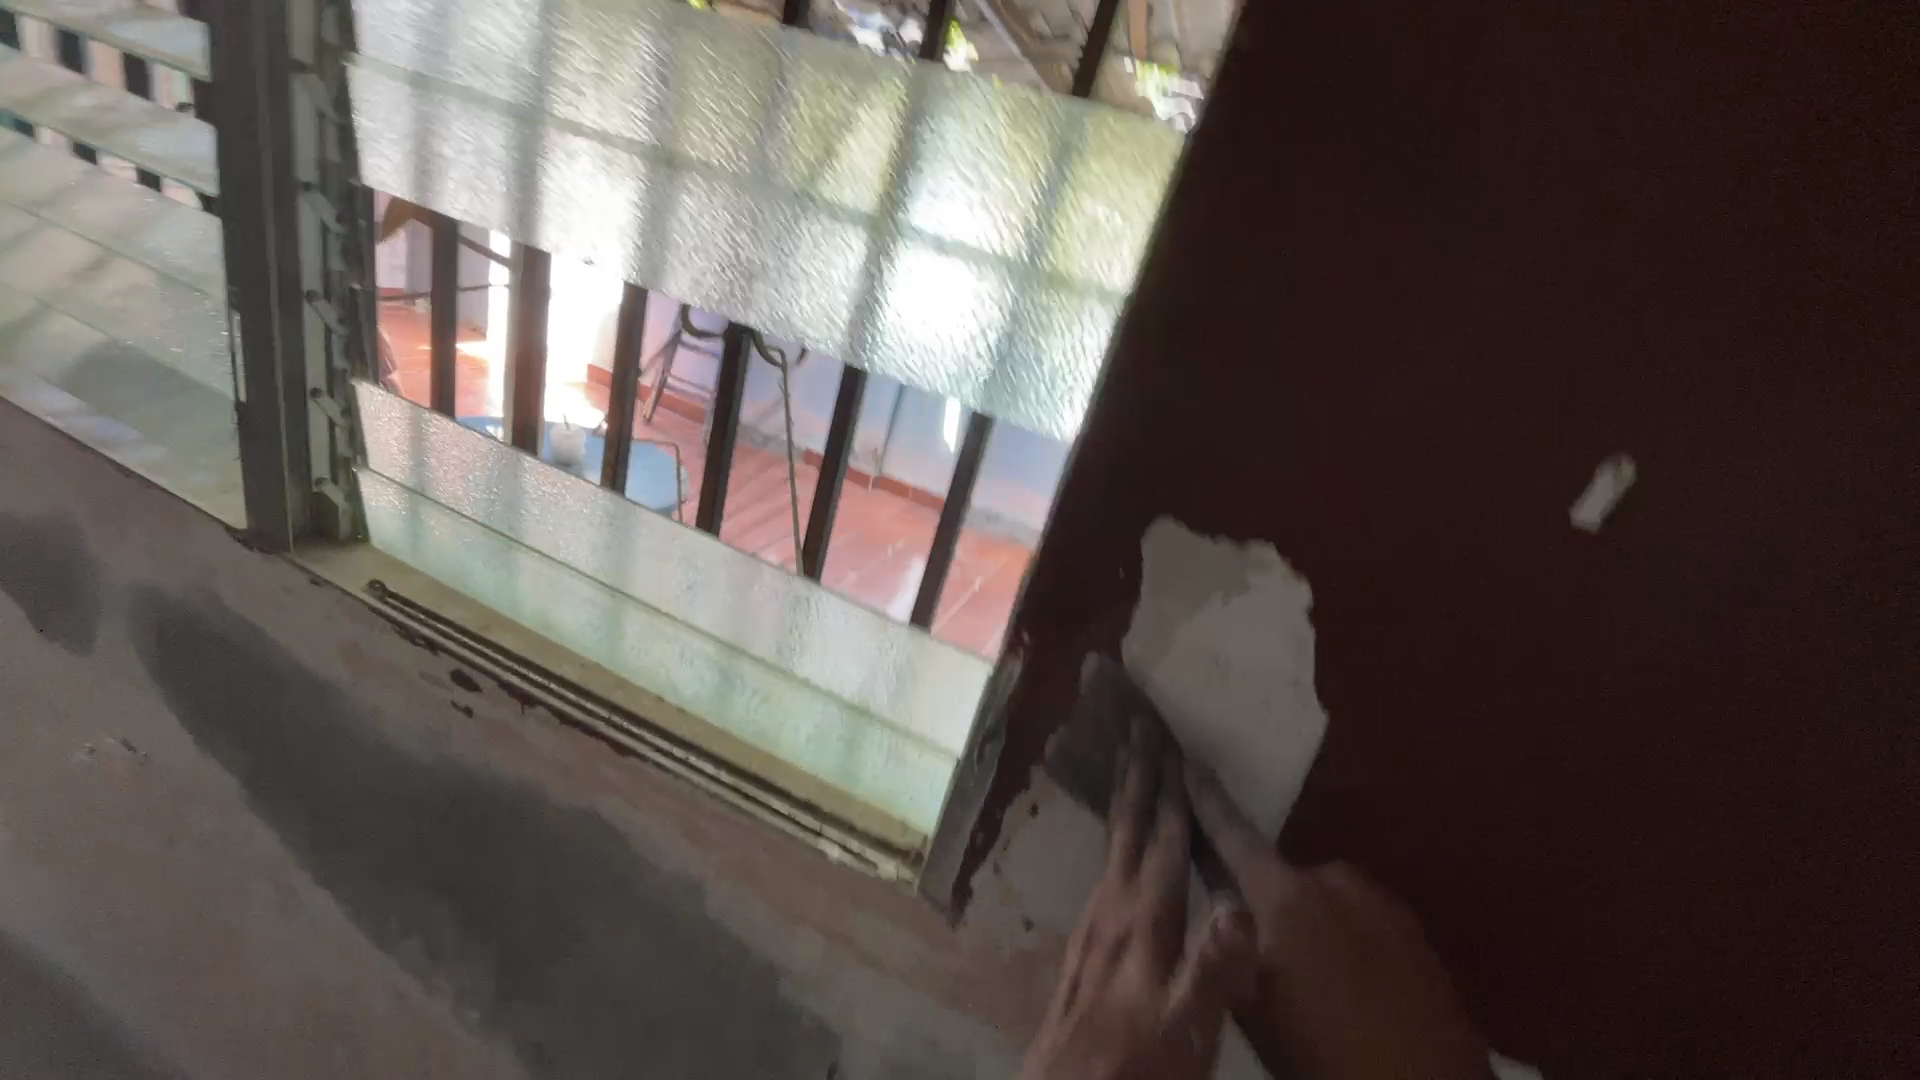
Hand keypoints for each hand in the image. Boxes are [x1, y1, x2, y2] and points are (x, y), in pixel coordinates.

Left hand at [1020, 730, 1254, 1079]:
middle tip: (1135, 728)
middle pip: (1127, 826)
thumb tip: (1239, 907)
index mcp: (1144, 919)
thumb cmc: (1136, 1064)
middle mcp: (1112, 906)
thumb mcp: (1186, 1031)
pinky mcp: (1083, 939)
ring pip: (1112, 843)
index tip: (1169, 745)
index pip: (1163, 841)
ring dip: (1122, 800)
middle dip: (1135, 775)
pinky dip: (1116, 837)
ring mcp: (1092, 920)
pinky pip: (1104, 867)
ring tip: (1127, 769)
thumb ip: (1212, 970)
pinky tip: (1120, 849)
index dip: (1169, 793)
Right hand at [1185, 763, 1492, 1079]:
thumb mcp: (1251, 1007)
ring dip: (1309, 924)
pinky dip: (1346, 940)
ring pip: (1322, 900)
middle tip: (1268, 956)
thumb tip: (1216, 896)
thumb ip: (1227, 939)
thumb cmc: (1323, 1054)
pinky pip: (1360, 919)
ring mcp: (1381, 902)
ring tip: (1315, 982)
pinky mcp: (1414, 930)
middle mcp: (1333, 882)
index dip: (1206, 799)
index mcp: (1285, 897)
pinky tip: (1352, 987)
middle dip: (1266, 903)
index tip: (1187, 760)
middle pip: (1280, 877)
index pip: (1233, 835)